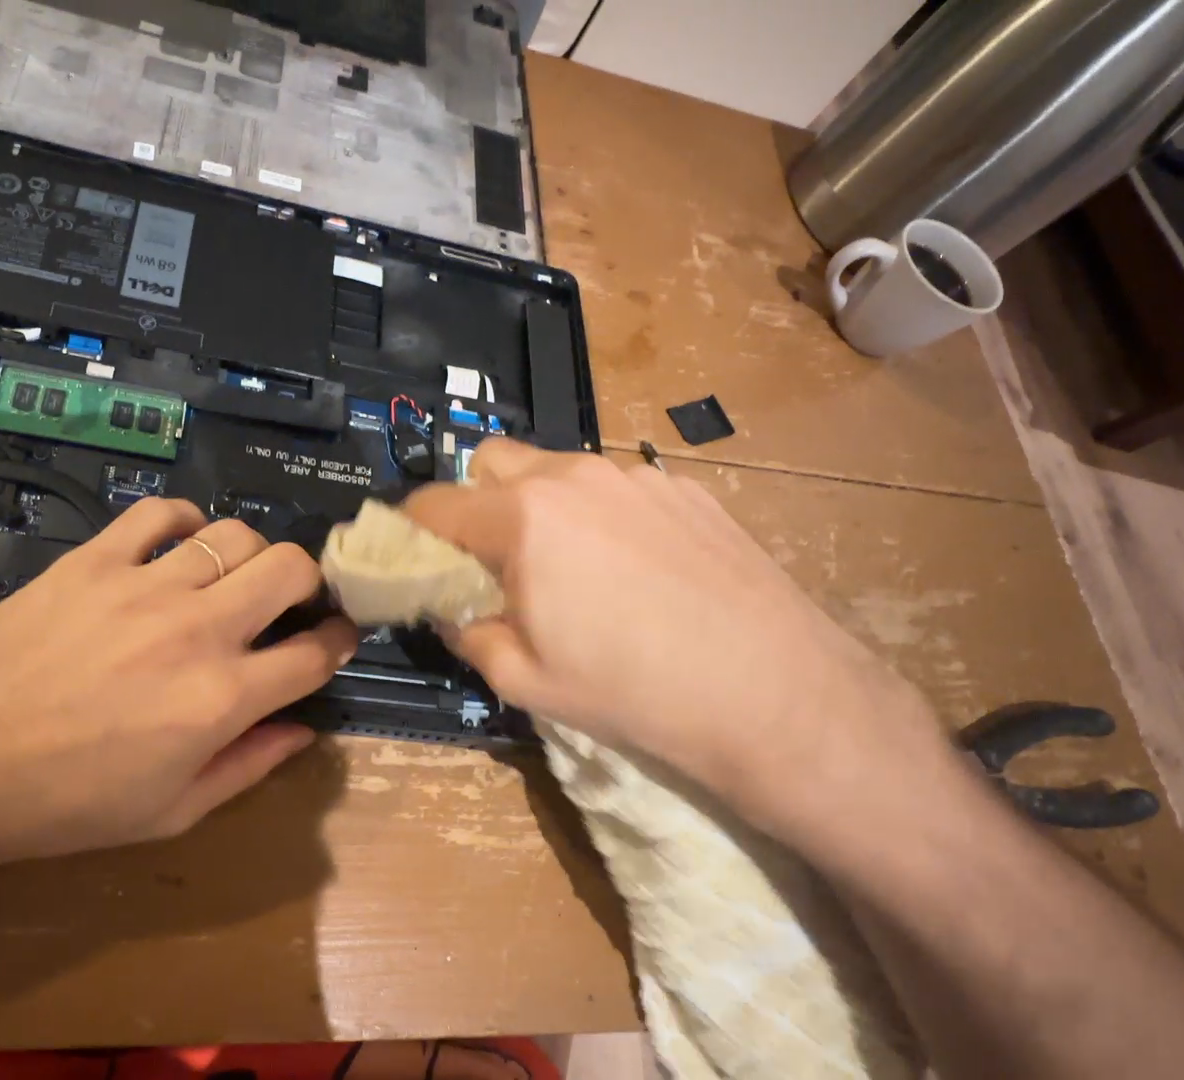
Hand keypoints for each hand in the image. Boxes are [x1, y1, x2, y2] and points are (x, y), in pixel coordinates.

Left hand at [0, 498, 356, 866]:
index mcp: (219, 700)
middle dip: (311, 582)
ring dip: (253, 554)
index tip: (339, 637)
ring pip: (233, 535)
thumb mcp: (170, 811)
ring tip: (235, 577)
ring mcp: (142, 586)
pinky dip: (185, 520)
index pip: (313, 655)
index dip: (340, 642)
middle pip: (289, 570)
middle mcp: (195, 631)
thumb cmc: (67, 804)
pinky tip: (182, 543)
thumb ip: (249, 766)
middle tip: (295, 601)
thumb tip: (304, 729)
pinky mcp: (93, 560)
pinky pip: (159, 513)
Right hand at [400, 440, 945, 835]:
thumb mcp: (524, 679)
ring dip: (536, 504)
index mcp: (522, 518)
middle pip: (490, 460)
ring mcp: (634, 475)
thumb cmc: (631, 691)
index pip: (434, 502)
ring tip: (569, 567)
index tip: (412, 557)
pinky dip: (597, 514)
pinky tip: (633, 570)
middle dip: (472, 501)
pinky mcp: (683, 489)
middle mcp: (572, 476)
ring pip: (556, 469)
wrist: (773, 693)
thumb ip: (468, 632)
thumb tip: (451, 608)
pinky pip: (614, 487)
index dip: (410, 529)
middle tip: (491, 559)